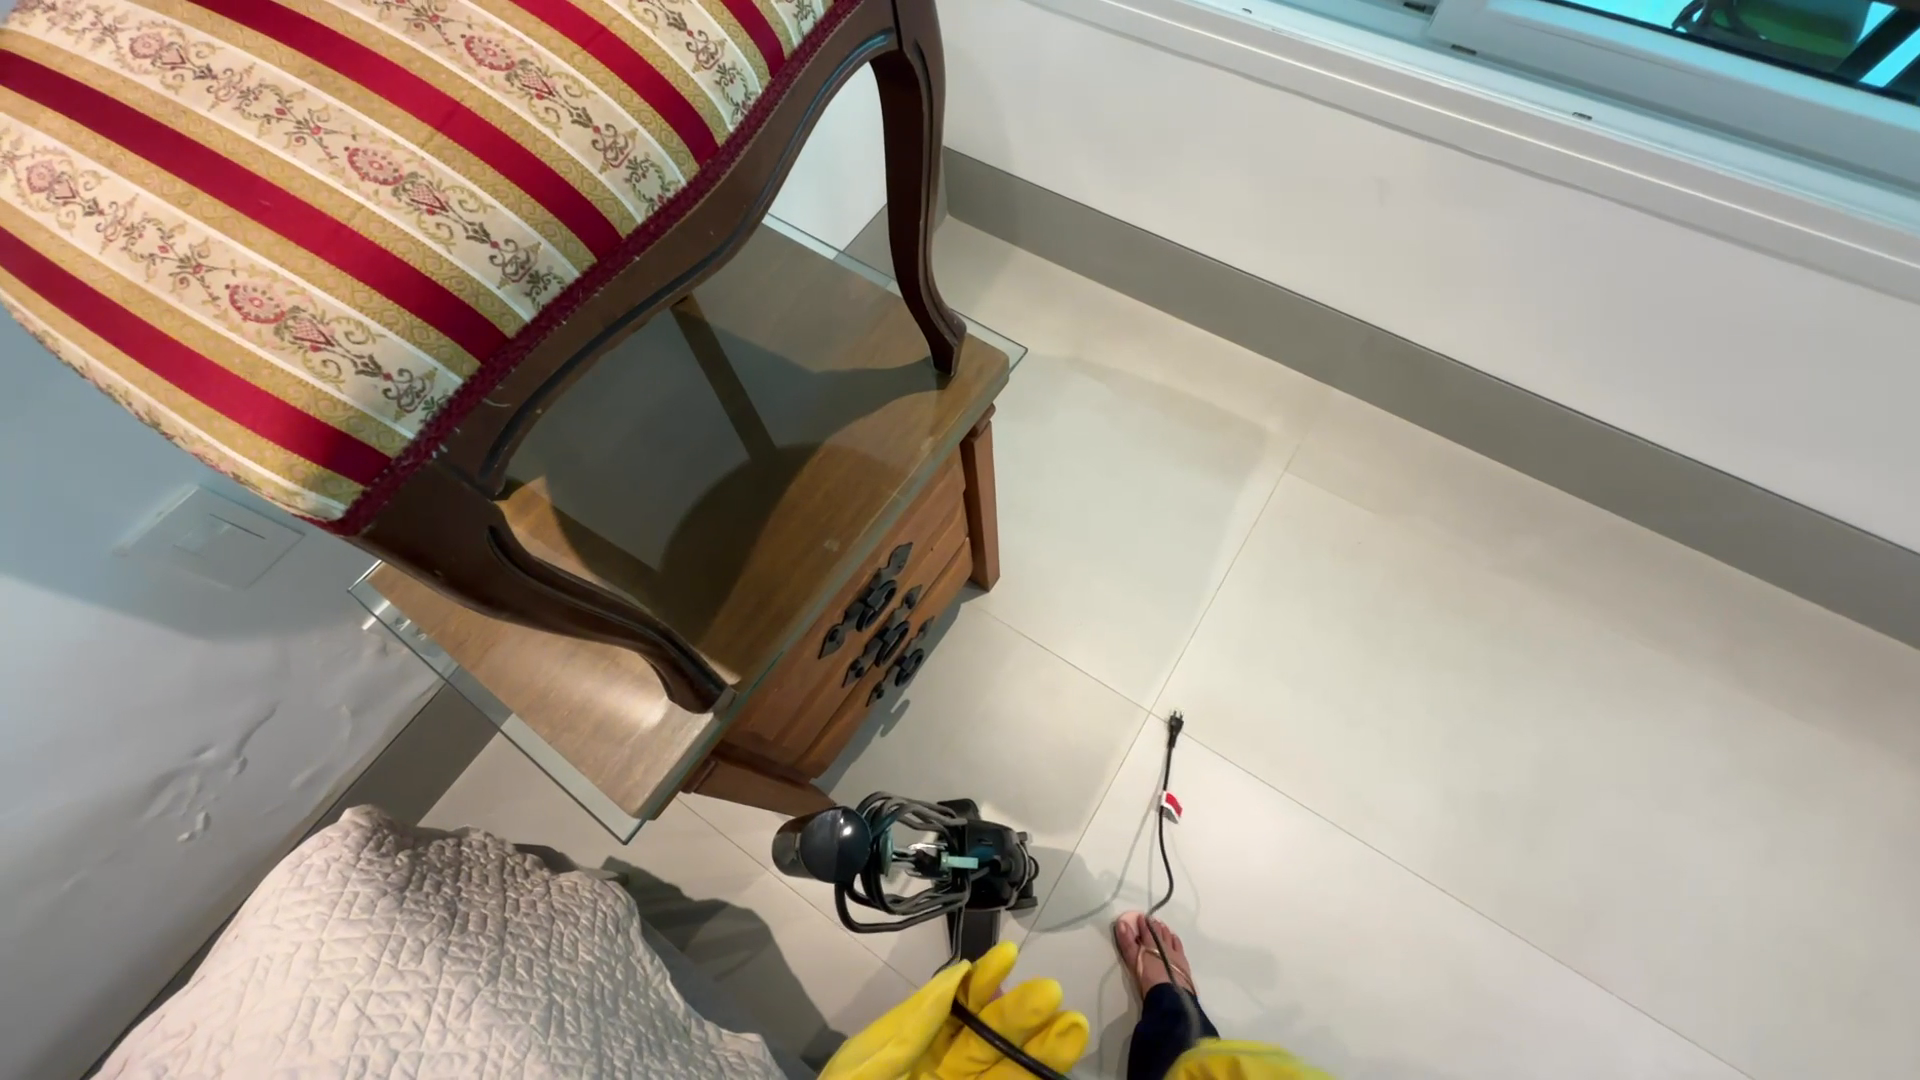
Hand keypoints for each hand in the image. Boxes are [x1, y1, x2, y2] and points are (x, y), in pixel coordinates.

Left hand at [819, 942, 1088, 1079]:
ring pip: (1006, 1073)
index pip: (956, 1005)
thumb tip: (957, 974)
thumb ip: (913, 1025)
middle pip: (989, 1039)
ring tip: (1074, 1026)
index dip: (984, 980)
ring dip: (1041, 1052)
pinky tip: (1055, 1072)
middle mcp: (945, 1069)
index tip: (1008, 955)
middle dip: (1020, 1016)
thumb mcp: (866, 1065)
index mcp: (916, 1045)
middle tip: (1051, 991)